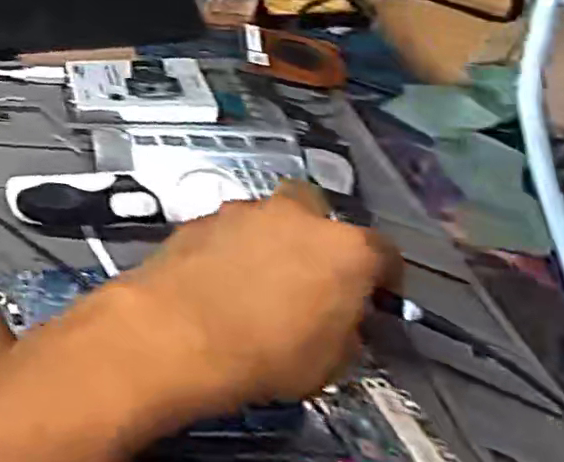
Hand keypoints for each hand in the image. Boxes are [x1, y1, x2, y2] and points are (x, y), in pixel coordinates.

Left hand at [101, 183, 398, 413]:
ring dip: (267, 237)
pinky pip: (224, 228)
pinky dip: (230, 244)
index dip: (382, 275)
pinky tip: (225, 275)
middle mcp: (288, 216)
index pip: (382, 251)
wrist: (181, 329)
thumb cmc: (267, 350)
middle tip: (313, 269)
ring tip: (262, 278)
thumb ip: (346, 321)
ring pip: (262, 215)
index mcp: (343, 247)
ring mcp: (236, 212)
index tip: (376, 294)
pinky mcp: (195, 219)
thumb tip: (338, 316)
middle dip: (315, 231)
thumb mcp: (335, 356)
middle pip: (311, 206)